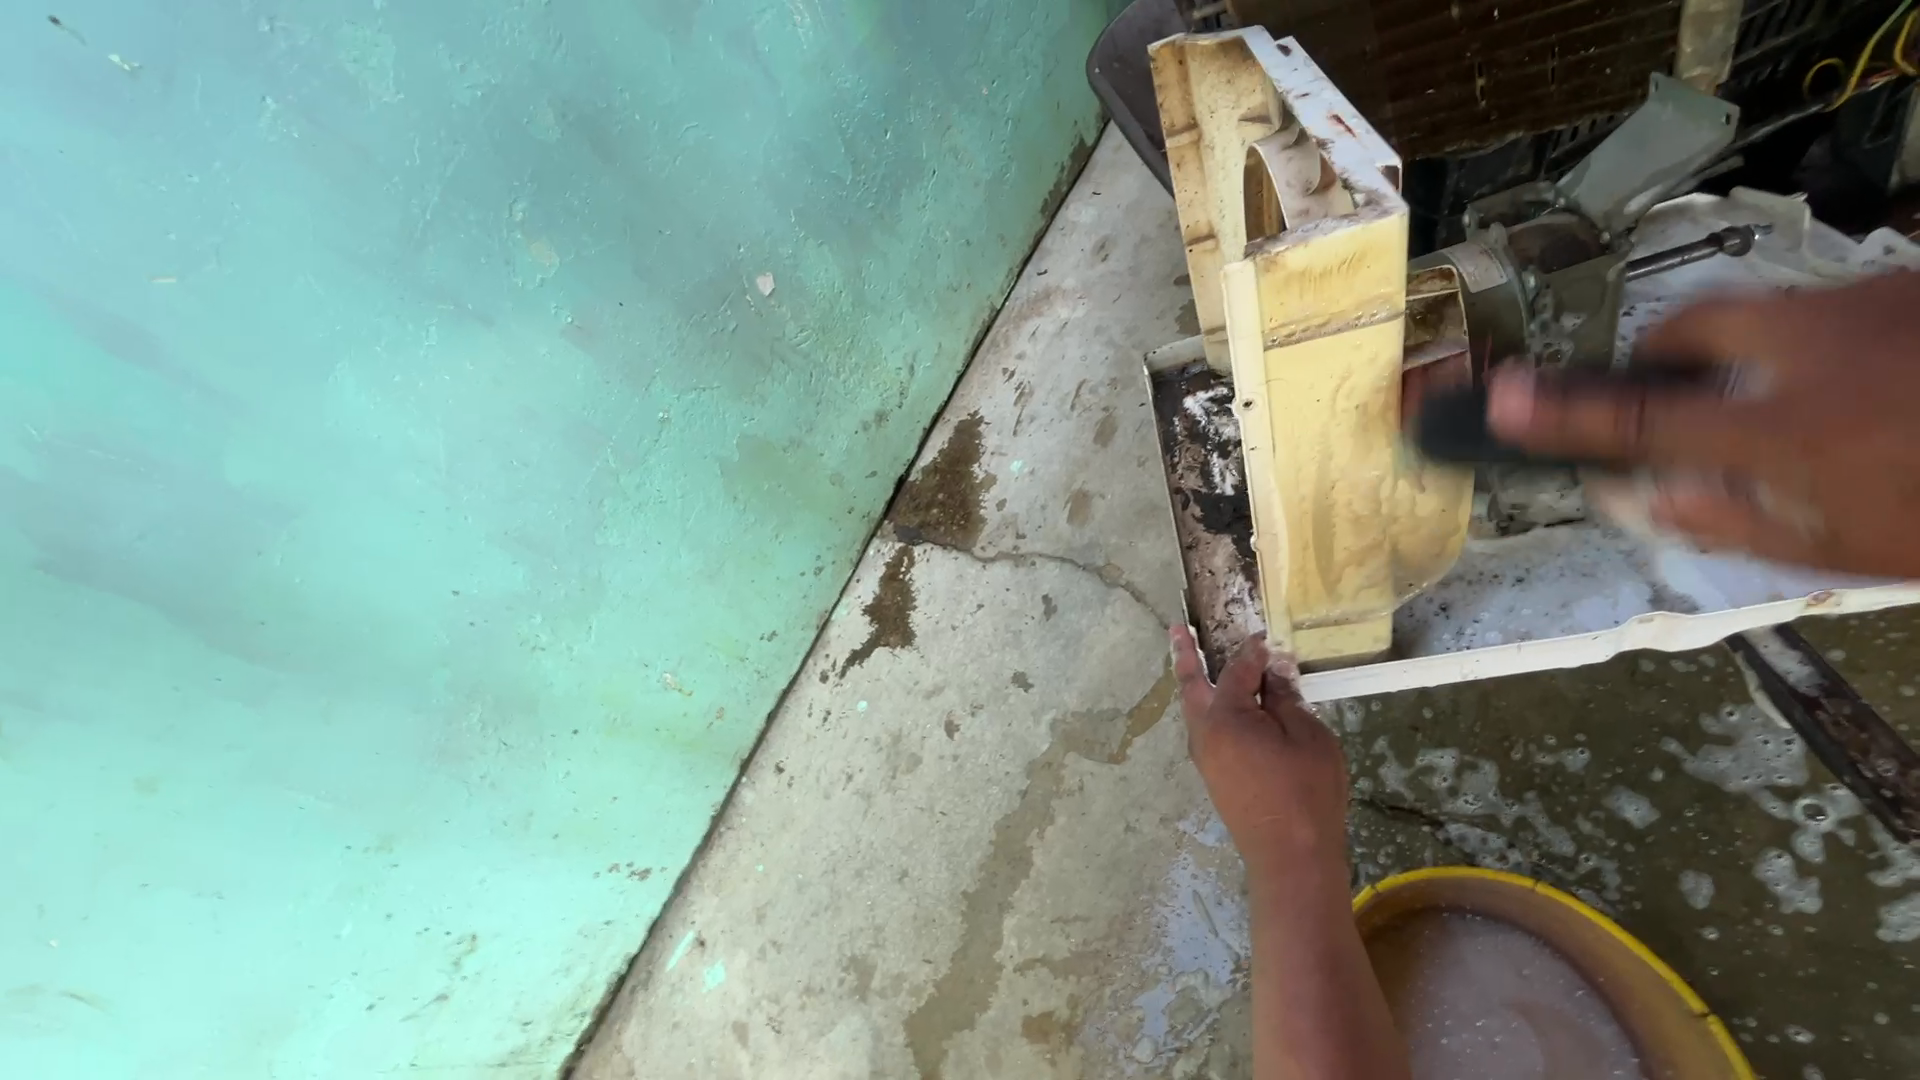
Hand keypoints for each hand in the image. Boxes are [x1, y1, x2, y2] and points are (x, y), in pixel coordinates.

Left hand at [1170, 626, 1348, 881]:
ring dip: (1193, 682)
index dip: (1252, 652)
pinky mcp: (1212, 773)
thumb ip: (1285, 701)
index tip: (1265, 638)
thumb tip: (1270, 674)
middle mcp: (1204, 732)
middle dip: (1184, 654)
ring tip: (1191, 657)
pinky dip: (1209, 708)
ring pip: (1194, 708)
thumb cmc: (1306, 793)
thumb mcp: (1309, 738)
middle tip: (1177, 628)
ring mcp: (1204, 756)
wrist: (1290, 857)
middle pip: (1191, 684)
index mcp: (1225, 718)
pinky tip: (1223, 704)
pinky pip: (1206, 729)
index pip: (1236, 672)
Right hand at [1485, 270, 1919, 576]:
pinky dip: (1843, 342)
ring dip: (1767, 349)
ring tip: (1822, 397)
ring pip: (1780, 310)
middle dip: (1666, 351)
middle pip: (1697, 322)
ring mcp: (1890, 303)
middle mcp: (1827, 348)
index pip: (1639, 418)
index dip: (1558, 410)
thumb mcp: (1845, 547)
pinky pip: (1854, 306)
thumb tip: (1635, 495)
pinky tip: (1894, 381)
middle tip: (1677, 387)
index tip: (1499, 398)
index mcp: (1791, 429)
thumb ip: (1724, 519)